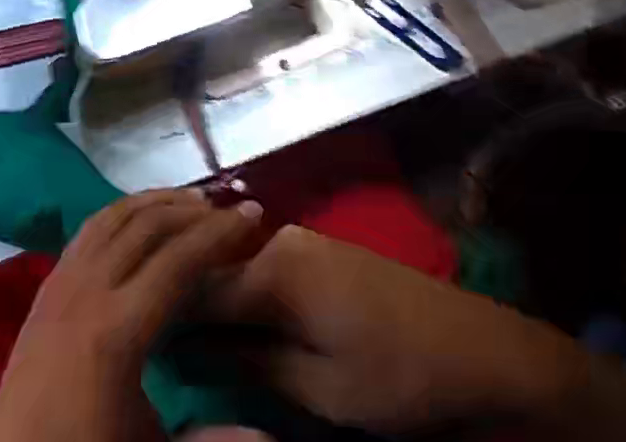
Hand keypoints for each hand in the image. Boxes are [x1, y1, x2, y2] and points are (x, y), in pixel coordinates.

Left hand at [0, 189, 267, 441]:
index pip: (178, 261)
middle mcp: (87, 290)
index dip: (220, 233)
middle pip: (146, 227)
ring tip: (191, 199)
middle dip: (193, 210)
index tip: (253, 213)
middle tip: (230, 204)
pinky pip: (89, 229)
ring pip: (113, 216)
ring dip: (156, 201)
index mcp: (117, 331)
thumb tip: (273, 437)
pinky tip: (140, 218)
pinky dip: (122, 211)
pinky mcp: (47, 284)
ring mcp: (61, 281)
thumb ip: (211, 440)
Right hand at [202, 225, 590, 433]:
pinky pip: (266, 270)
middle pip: (216, 273)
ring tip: (198, 342)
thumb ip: (248, 360)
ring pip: (239, 270)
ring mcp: (304, 240)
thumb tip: (188, 348)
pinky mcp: (322, 250)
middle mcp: (281, 239)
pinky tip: (243, 324)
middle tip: (167, 349)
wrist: (485, 350)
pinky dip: (248, 298)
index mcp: (275, 267)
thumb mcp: (319, 387)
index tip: (140, 343)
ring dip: (217, 303)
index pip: (197, 288)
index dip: (164, 316)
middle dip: (187, 308)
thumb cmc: (400, 375)